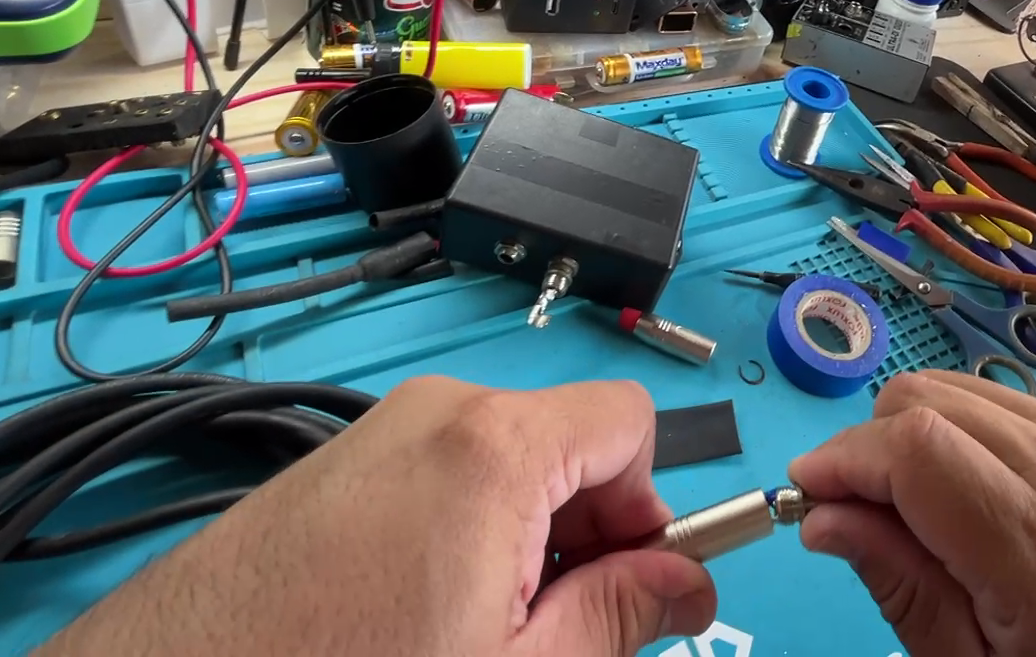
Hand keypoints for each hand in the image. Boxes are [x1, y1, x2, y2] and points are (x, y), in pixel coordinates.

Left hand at [38, 377, 715, 656]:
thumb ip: (618, 616)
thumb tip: (692, 581)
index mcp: (498, 441)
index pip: (629, 421)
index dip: (645, 503)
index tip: (620, 585)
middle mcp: (446, 407)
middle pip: (571, 438)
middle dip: (586, 527)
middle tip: (546, 630)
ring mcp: (386, 426)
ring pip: (512, 458)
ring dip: (528, 534)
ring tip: (472, 629)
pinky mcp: (343, 457)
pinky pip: (449, 468)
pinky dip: (469, 527)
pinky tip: (416, 609)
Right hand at [789, 370, 1035, 656]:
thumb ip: (903, 591)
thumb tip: (825, 519)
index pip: (913, 448)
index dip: (842, 461)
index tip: (806, 497)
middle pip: (922, 400)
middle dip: (868, 448)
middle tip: (861, 516)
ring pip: (947, 387)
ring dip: (905, 434)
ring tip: (913, 507)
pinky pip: (987, 397)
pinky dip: (950, 428)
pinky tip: (963, 490)